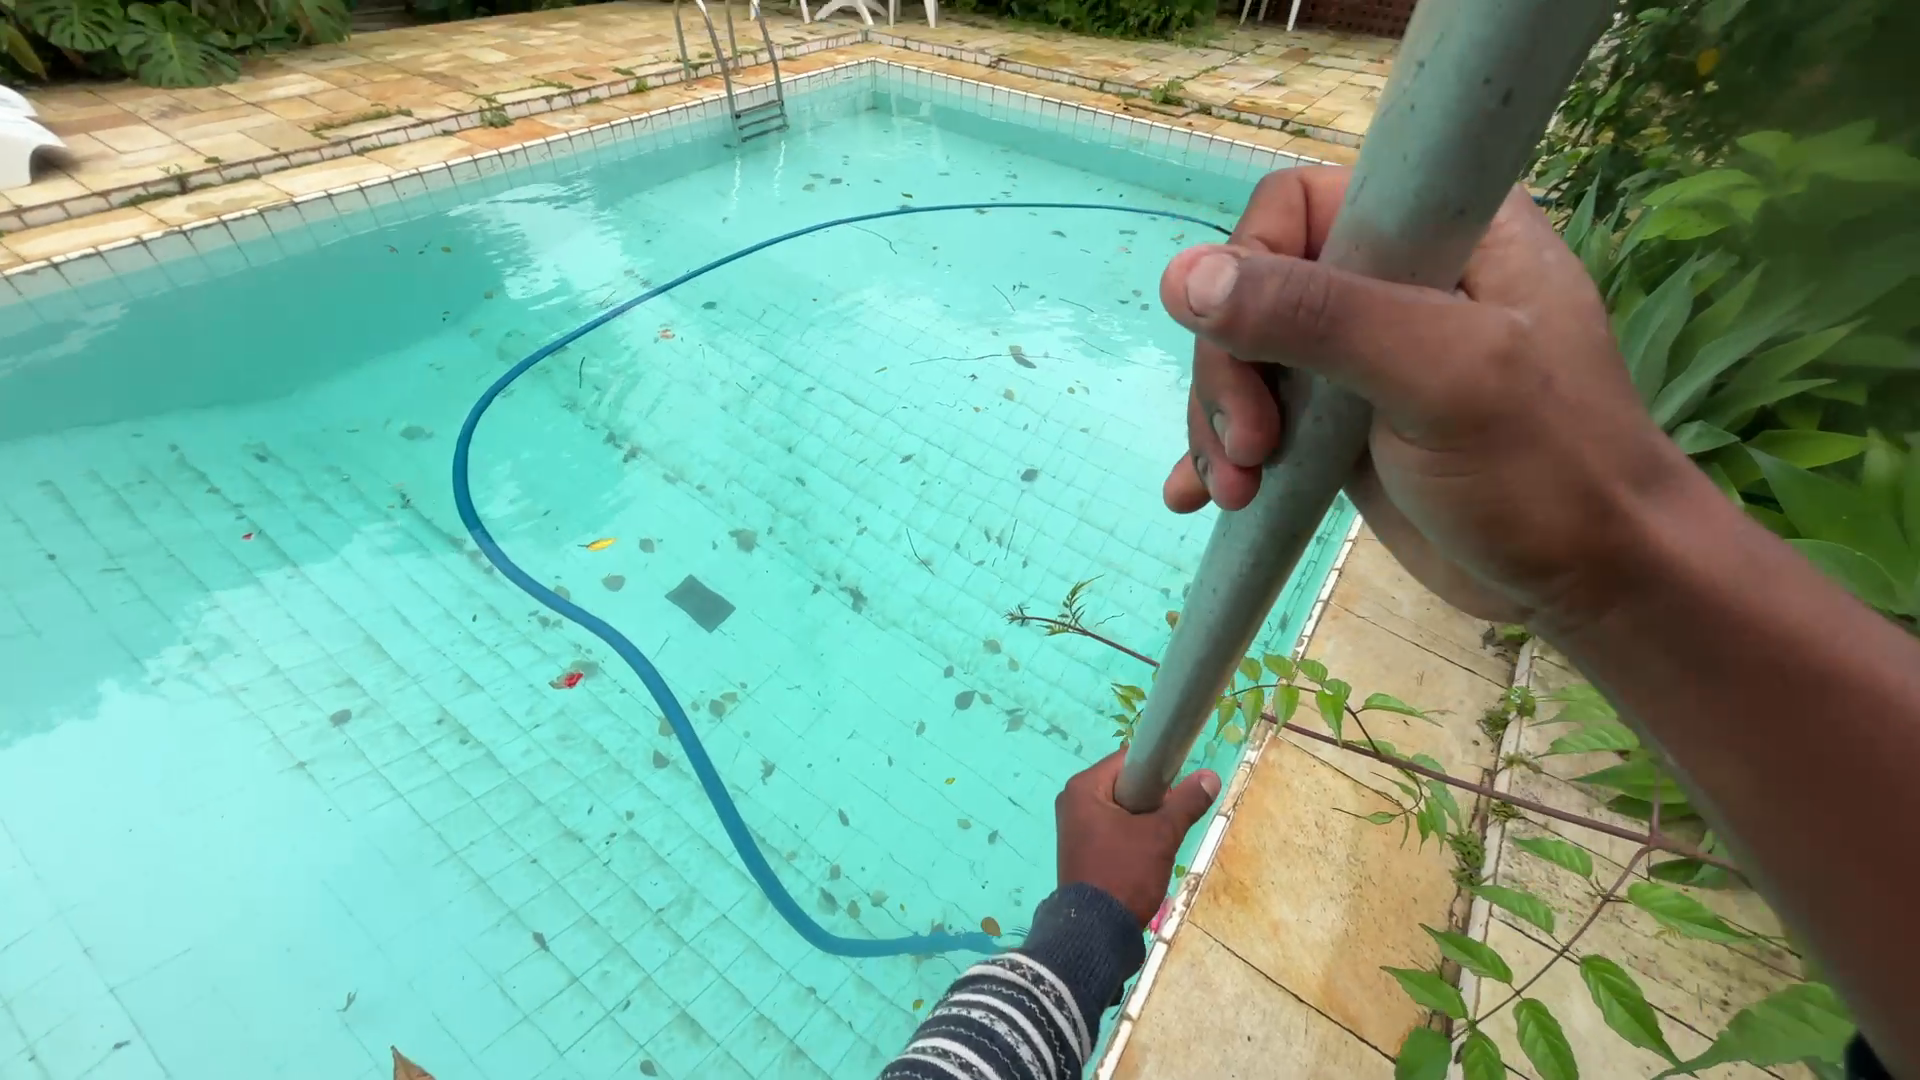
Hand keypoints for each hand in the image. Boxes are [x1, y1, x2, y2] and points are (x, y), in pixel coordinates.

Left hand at [1055, 752, 1219, 925]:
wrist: (1095, 932)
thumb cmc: (1124, 873)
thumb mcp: (1161, 836)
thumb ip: (1185, 804)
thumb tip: (1210, 776)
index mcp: (1083, 787)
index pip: (1127, 760)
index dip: (1156, 771)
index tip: (1174, 794)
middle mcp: (1072, 799)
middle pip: (1124, 785)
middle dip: (1150, 802)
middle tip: (1166, 825)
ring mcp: (1073, 825)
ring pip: (1120, 808)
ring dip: (1142, 822)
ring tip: (1156, 845)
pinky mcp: (1078, 847)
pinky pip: (1110, 827)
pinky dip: (1129, 836)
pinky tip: (1142, 857)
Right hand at [1156, 166, 1694, 630]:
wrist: (1582, 578)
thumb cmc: (1542, 469)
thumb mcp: (1438, 377)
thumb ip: (1316, 317)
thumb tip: (1181, 278)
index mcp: (1428, 231)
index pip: (1290, 210)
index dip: (1246, 271)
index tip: (1250, 356)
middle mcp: (1384, 282)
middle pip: (1247, 296)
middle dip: (1228, 379)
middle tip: (1250, 450)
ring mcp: (1353, 358)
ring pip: (1240, 364)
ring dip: (1216, 428)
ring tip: (1237, 490)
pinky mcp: (1332, 423)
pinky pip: (1250, 420)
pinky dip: (1217, 457)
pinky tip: (1199, 495)